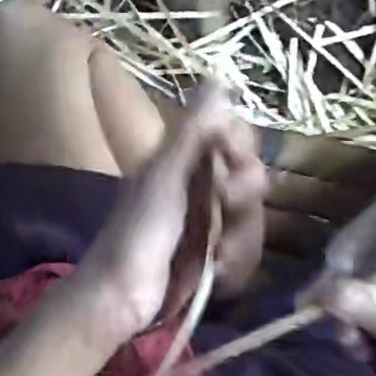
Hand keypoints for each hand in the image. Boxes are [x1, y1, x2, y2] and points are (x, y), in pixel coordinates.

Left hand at [73, 84, 266, 338]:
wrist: (120, 300)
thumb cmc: (136, 232)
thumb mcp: (165, 176)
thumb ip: (195, 131)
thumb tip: (217, 76)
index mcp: (185, 161)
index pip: (236, 138)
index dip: (242, 149)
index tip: (231, 161)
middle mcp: (201, 187)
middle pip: (253, 181)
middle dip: (246, 202)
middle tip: (226, 208)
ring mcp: (209, 225)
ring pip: (254, 220)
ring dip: (242, 241)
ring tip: (219, 257)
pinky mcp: (215, 259)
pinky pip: (247, 253)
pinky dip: (237, 266)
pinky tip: (218, 275)